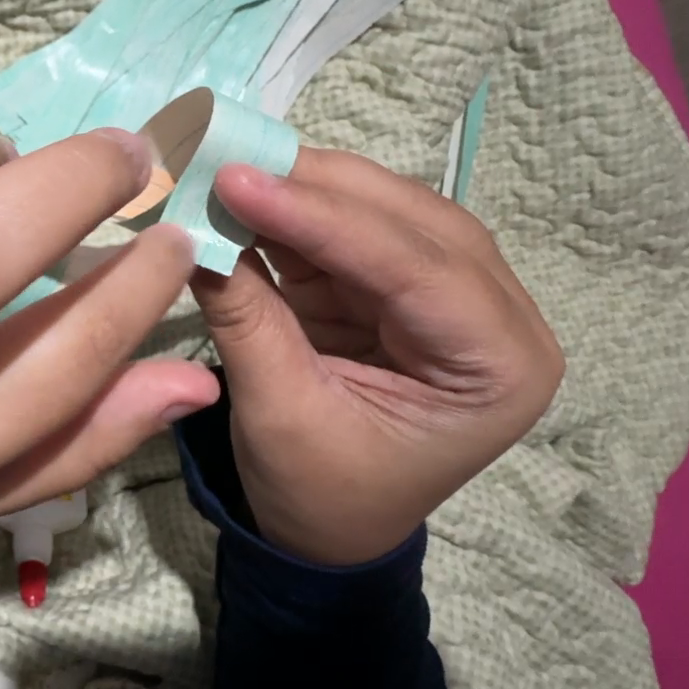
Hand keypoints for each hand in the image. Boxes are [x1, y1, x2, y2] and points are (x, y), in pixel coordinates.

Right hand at [191, 149, 564, 566]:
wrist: (323, 528)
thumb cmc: (318, 492)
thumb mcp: (278, 412)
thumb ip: (245, 318)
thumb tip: (190, 235)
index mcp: (498, 365)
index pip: (417, 268)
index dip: (323, 218)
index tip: (238, 179)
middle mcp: (490, 315)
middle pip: (409, 222)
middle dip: (315, 188)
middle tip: (228, 159)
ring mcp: (441, 295)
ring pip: (379, 212)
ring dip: (301, 188)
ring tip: (227, 169)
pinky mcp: (389, 288)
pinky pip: (341, 232)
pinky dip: (286, 212)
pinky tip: (242, 196)